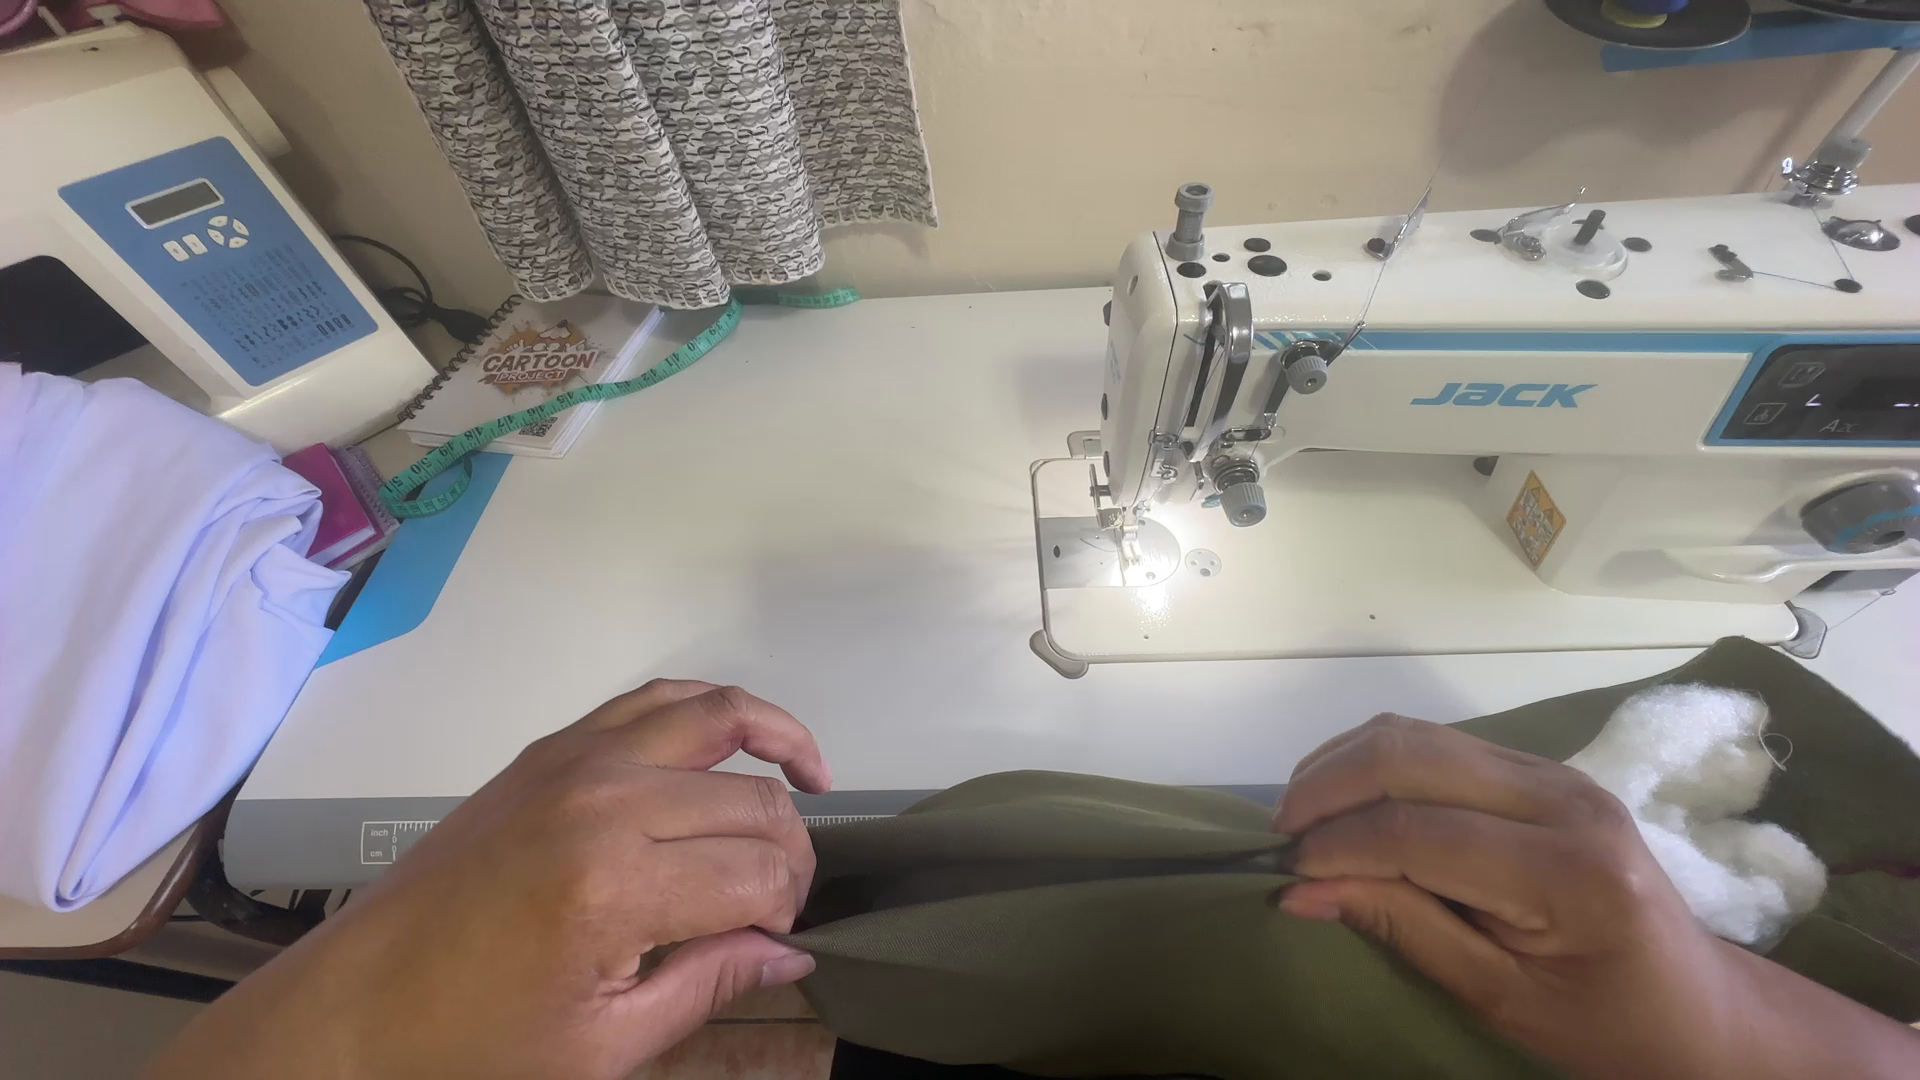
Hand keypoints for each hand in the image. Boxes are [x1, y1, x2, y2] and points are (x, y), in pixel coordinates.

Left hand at [147, 680, 832, 1079]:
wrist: (342, 1015)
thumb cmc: (469, 1052)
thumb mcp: (602, 1048)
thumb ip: (713, 983)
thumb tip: (796, 954)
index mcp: (617, 887)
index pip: (759, 874)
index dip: (788, 907)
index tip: (777, 937)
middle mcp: (609, 800)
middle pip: (754, 799)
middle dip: (792, 847)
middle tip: (784, 891)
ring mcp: (581, 757)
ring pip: (721, 715)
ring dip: (780, 738)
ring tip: (811, 775)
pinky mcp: (557, 744)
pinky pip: (659, 697)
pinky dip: (714, 708)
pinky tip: (733, 740)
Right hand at [1274, 713, 1918, 1079]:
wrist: (1706, 1007)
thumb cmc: (1607, 1024)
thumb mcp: (1499, 997)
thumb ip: (1398, 928)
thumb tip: (1296, 890)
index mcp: (1570, 874)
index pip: (1416, 834)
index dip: (1336, 847)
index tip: (1285, 872)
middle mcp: (1561, 798)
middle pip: (1405, 758)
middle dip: (1324, 788)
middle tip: (1281, 831)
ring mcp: (1548, 769)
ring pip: (1408, 733)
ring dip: (1338, 764)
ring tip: (1301, 810)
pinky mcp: (1531, 763)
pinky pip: (1426, 738)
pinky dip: (1367, 758)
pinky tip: (1342, 791)